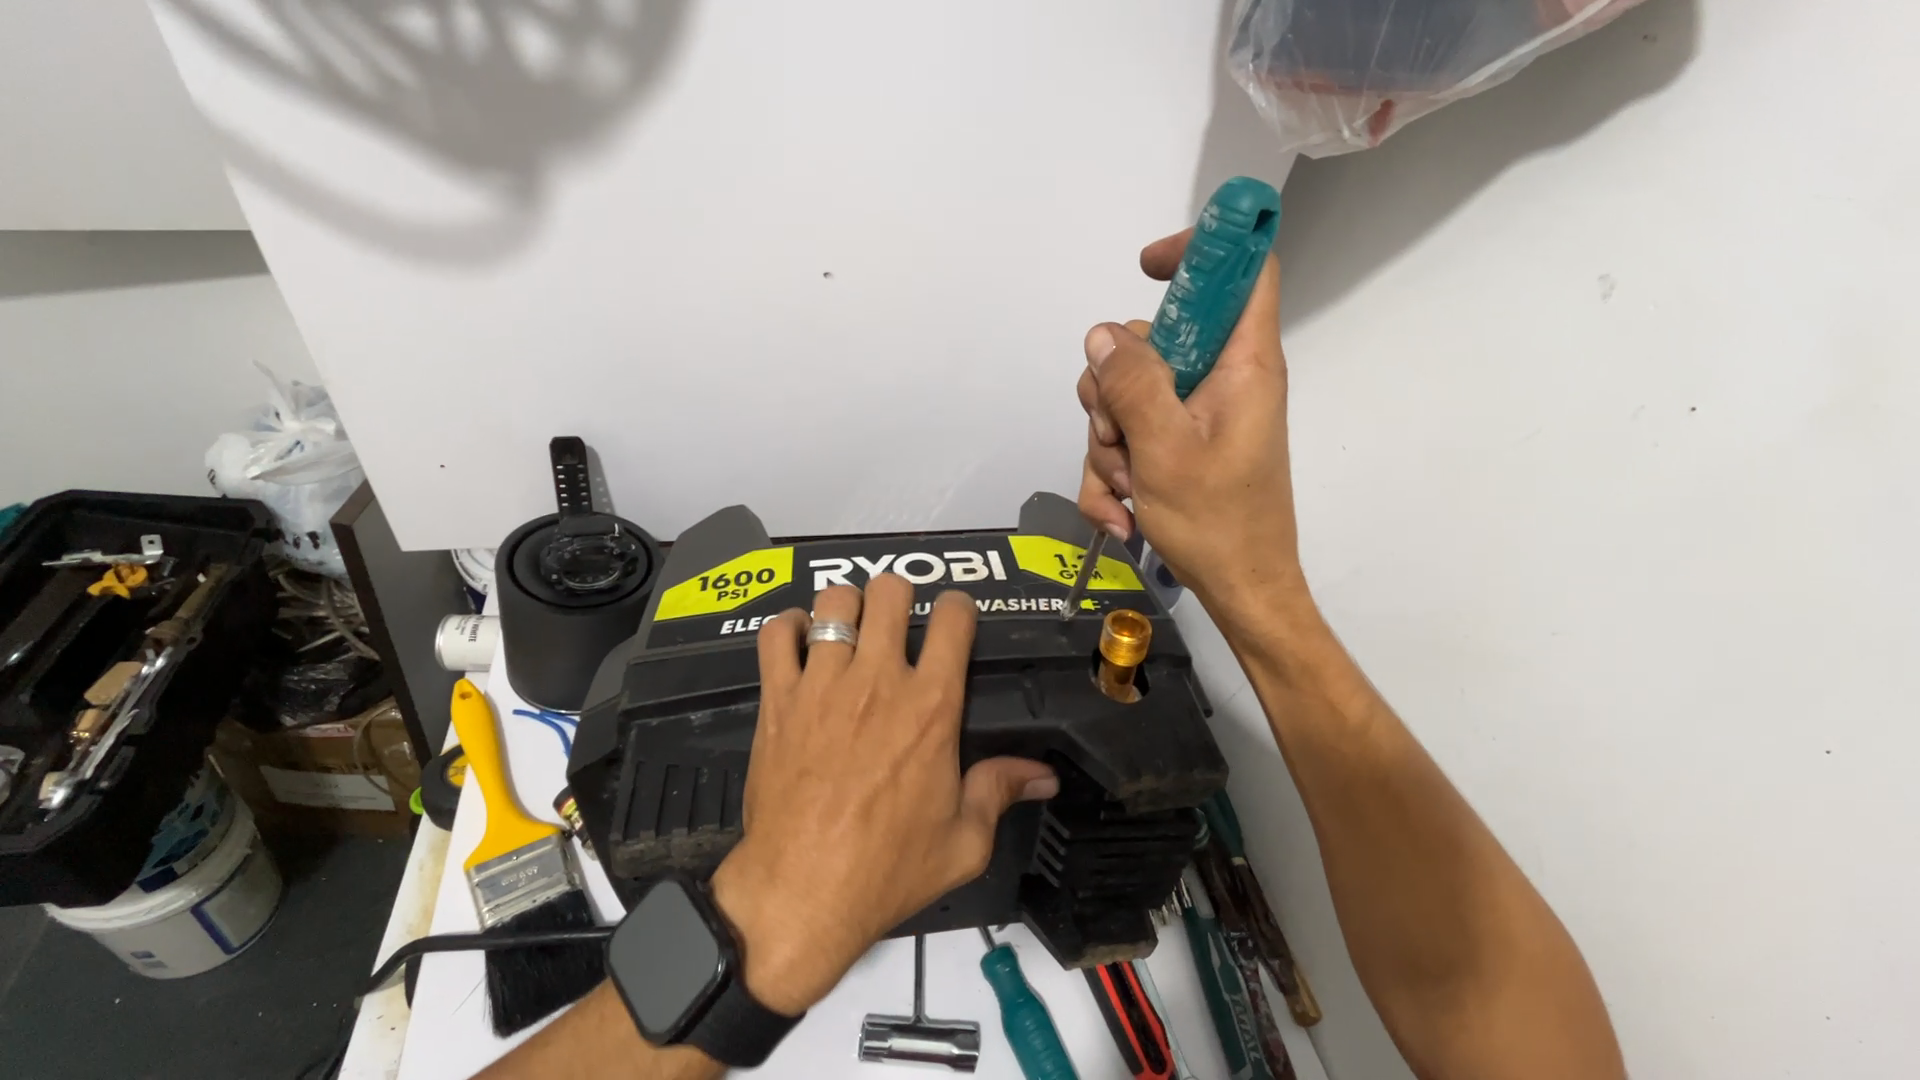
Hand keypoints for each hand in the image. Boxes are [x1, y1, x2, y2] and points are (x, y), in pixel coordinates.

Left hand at [708, 575, 1057, 1015]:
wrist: (801, 891)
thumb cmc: (889, 868)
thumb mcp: (964, 841)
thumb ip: (1000, 792)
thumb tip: (1044, 776)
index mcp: (932, 706)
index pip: (953, 621)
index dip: (958, 609)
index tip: (954, 620)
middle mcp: (878, 680)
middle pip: (889, 593)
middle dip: (898, 597)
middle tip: (897, 623)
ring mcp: (823, 684)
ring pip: (834, 602)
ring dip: (846, 607)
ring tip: (848, 630)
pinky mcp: (778, 698)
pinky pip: (776, 635)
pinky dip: (788, 627)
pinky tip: (799, 641)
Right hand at [1076, 230, 1309, 633]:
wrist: (1239, 590)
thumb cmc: (1219, 522)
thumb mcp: (1165, 449)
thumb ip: (1133, 383)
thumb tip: (1102, 333)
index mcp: (1241, 365)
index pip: (1242, 272)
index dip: (1201, 251)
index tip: (1145, 269)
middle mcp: (1219, 381)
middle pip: (1151, 342)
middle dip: (1113, 392)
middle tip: (1118, 439)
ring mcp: (1194, 417)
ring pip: (1126, 398)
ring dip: (1108, 448)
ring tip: (1126, 491)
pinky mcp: (1177, 449)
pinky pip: (1128, 441)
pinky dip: (1114, 477)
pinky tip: (1120, 516)